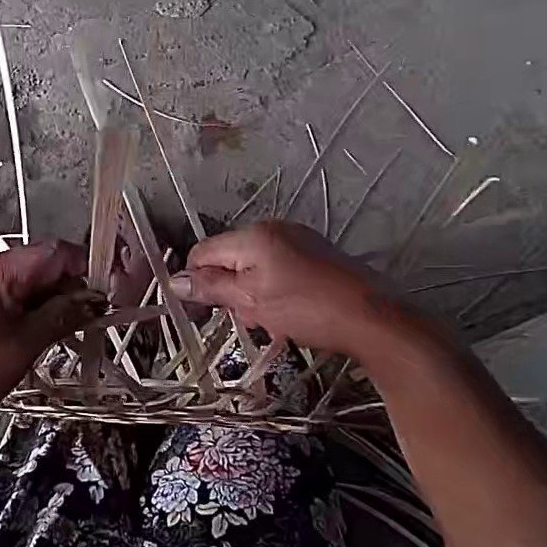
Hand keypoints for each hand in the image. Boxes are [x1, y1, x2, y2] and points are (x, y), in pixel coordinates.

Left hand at [0, 240, 99, 427]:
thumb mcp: (25, 344)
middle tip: (99, 309)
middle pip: (46, 263)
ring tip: (81, 322)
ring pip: (36, 279)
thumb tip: (95, 300)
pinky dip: (41, 305)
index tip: (113, 282)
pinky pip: (20, 292)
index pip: (55, 252)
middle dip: (76, 282)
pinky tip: (55, 326)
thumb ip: (62, 315)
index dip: (88, 263)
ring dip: (60, 296)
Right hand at [170, 221, 427, 360]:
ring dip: (253, 294)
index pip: (203, 251)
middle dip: (232, 290)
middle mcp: (273, 228)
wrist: (372, 318)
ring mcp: (298, 238)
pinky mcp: (315, 253)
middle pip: (229, 258)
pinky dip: (275, 289)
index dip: (198, 281)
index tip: (210, 310)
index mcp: (253, 235)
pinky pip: (278, 268)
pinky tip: (292, 311)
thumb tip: (174, 280)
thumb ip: (211, 288)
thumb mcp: (252, 302)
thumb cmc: (308, 309)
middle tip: (252, 317)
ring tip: (276, 319)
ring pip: (254, 266)